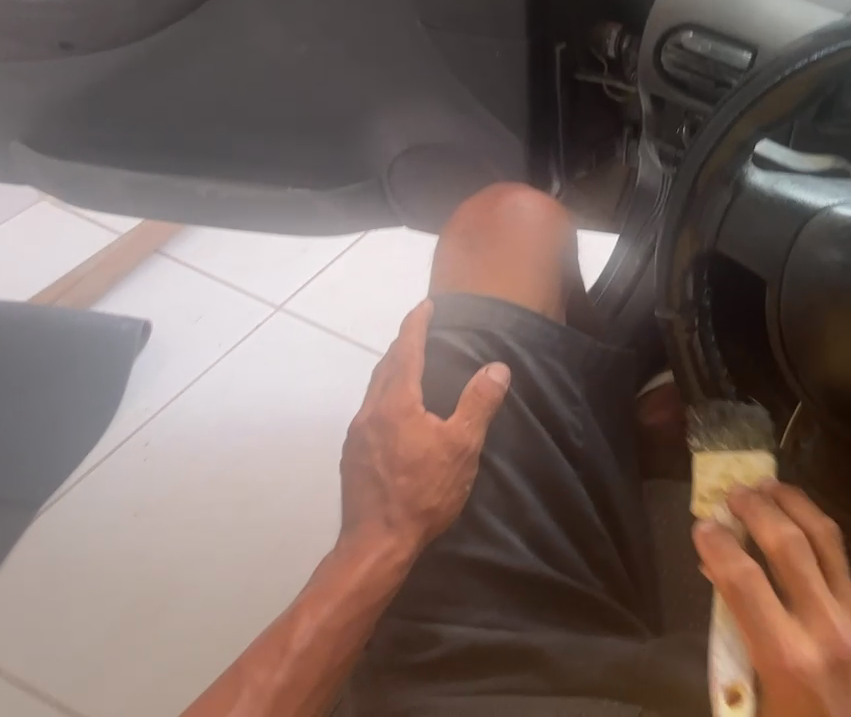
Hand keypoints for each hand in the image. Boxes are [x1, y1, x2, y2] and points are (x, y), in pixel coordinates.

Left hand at [339, 300, 510, 555]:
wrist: (376, 544)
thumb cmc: (423, 492)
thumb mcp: (462, 446)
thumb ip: (478, 403)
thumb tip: (496, 368)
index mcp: (395, 404)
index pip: (406, 352)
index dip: (416, 326)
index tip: (426, 306)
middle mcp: (370, 414)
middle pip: (386, 368)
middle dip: (404, 345)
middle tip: (422, 330)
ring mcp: (358, 437)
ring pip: (376, 390)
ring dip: (394, 370)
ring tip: (412, 364)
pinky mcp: (354, 458)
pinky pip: (372, 411)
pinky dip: (388, 395)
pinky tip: (400, 411)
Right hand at [694, 482, 850, 716]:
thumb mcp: (749, 702)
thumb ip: (732, 641)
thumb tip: (717, 576)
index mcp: (788, 659)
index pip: (745, 582)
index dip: (719, 547)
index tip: (700, 526)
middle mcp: (825, 628)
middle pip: (789, 547)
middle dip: (758, 511)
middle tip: (734, 491)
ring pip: (826, 539)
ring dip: (795, 505)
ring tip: (769, 485)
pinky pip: (841, 559)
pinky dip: (817, 528)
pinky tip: (799, 518)